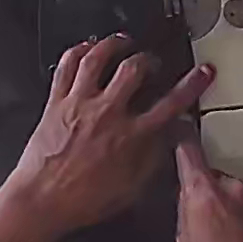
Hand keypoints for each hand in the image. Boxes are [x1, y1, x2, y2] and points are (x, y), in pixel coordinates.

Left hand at [0, 35, 215, 241]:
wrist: (41, 200)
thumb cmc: (81, 199)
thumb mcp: (131, 187)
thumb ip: (154, 157)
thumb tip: (171, 137)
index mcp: (129, 136)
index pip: (170, 104)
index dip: (191, 85)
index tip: (201, 73)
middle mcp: (106, 114)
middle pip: (134, 69)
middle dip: (148, 59)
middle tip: (151, 60)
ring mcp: (78, 104)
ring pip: (97, 59)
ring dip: (112, 44)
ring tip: (121, 42)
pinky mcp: (55, 103)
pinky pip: (65, 67)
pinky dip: (76, 52)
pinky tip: (84, 48)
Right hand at [175, 136, 242, 241]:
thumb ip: (185, 213)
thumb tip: (187, 197)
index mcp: (205, 195)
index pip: (189, 151)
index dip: (182, 140)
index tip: (179, 132)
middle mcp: (237, 188)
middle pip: (216, 178)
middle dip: (211, 195)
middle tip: (209, 227)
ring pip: (240, 193)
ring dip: (236, 208)